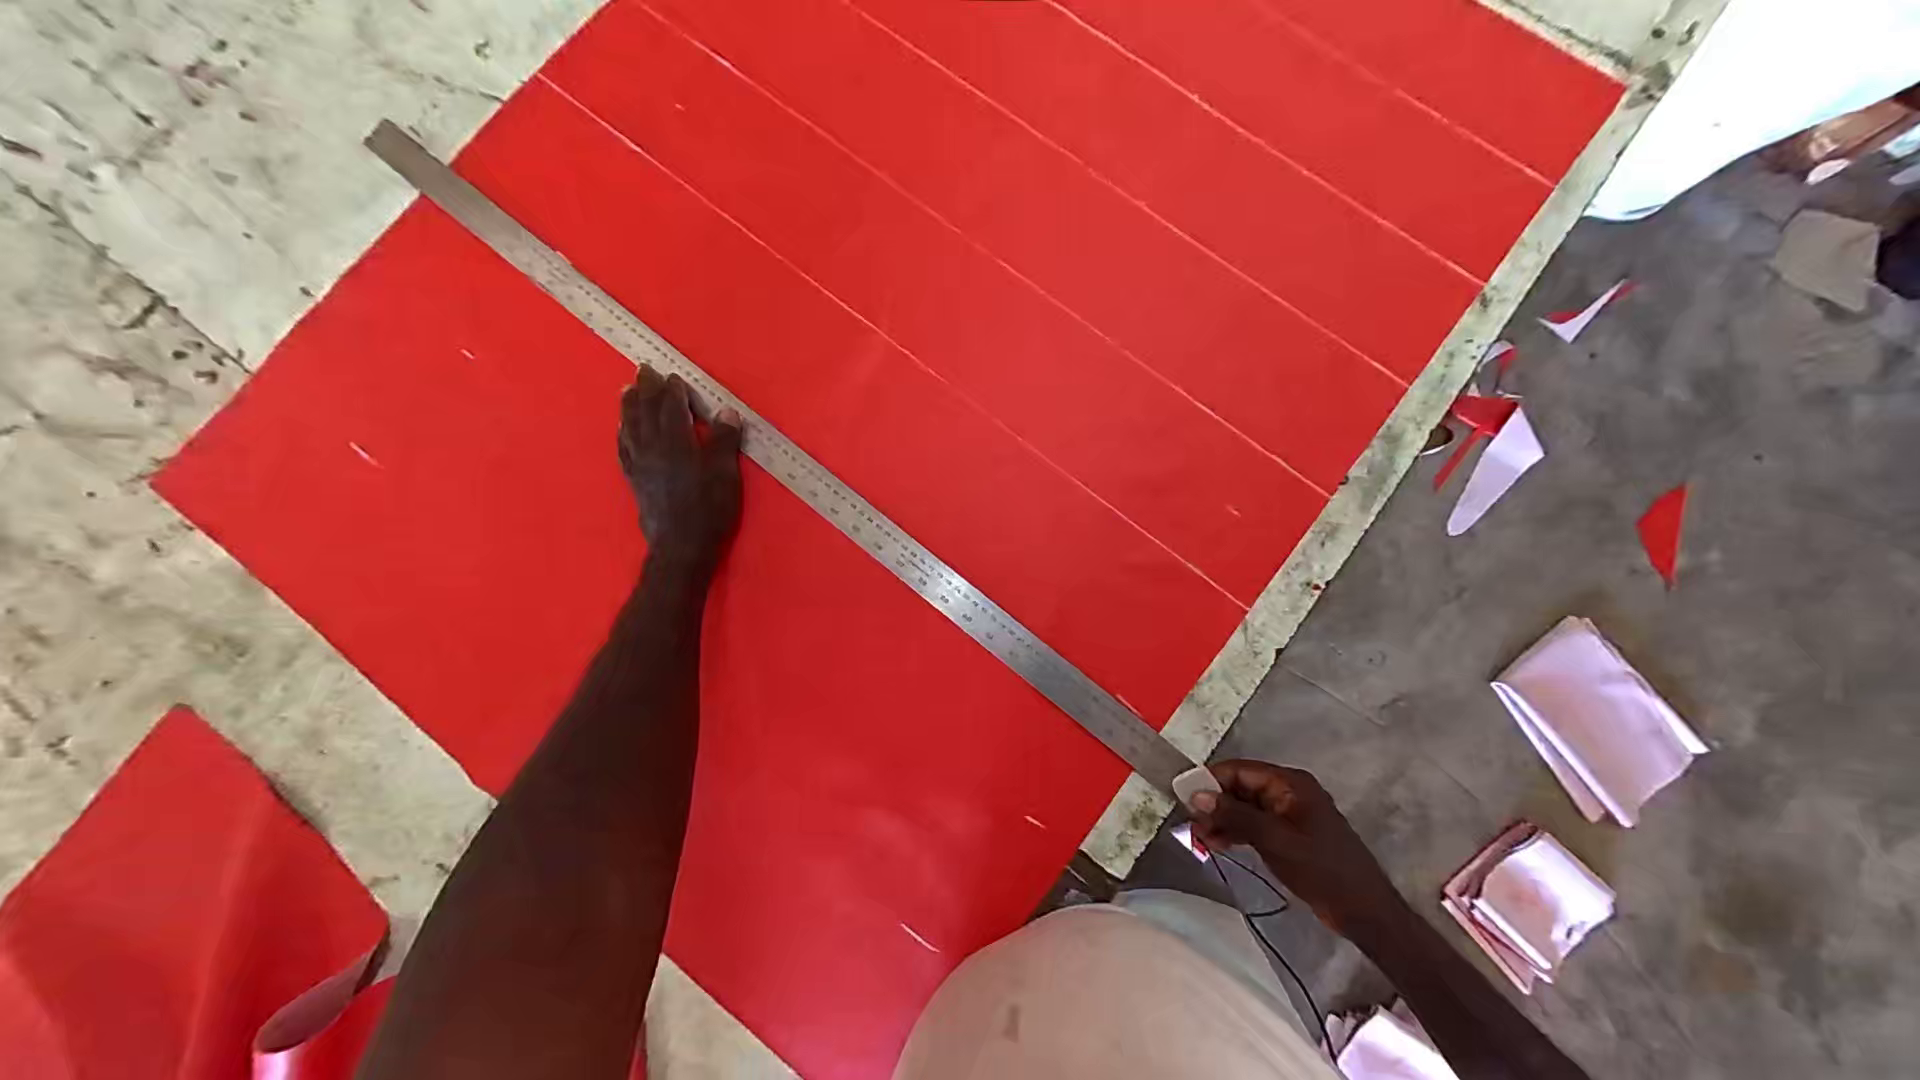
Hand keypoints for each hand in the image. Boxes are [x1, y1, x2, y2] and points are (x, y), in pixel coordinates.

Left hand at [617, 365, 743, 573]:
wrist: (681, 545)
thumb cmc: (709, 509)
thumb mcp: (726, 474)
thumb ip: (724, 441)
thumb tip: (725, 412)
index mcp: (676, 442)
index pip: (671, 408)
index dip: (673, 391)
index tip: (674, 377)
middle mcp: (652, 447)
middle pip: (645, 411)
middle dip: (646, 389)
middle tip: (644, 369)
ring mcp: (640, 463)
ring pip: (630, 426)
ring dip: (629, 405)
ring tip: (627, 390)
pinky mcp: (634, 479)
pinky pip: (624, 447)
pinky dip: (623, 432)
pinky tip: (622, 429)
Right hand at [1189, 760, 1405, 935]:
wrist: (1365, 912)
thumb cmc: (1322, 869)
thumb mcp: (1275, 840)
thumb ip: (1235, 815)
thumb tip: (1197, 795)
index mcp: (1289, 783)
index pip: (1239, 770)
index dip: (1210, 780)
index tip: (1183, 795)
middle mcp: (1287, 792)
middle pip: (1239, 788)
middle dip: (1214, 804)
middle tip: (1190, 823)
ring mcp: (1287, 814)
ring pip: (1244, 808)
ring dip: (1221, 820)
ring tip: (1200, 838)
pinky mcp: (1287, 834)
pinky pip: (1253, 825)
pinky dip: (1235, 832)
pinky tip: (1217, 843)